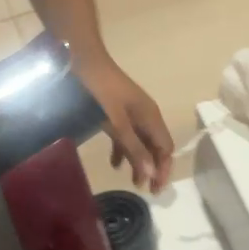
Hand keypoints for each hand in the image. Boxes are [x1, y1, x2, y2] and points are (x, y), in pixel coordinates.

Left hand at [77, 54, 171, 192]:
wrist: (83, 58)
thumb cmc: (100, 90)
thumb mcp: (117, 123)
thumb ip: (133, 148)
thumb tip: (151, 174)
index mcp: (151, 117)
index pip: (165, 149)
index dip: (163, 169)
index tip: (155, 189)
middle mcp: (146, 116)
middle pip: (156, 147)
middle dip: (153, 169)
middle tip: (147, 191)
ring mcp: (132, 112)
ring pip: (141, 143)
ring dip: (138, 162)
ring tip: (132, 182)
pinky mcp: (118, 111)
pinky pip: (127, 136)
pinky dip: (123, 150)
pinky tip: (115, 164)